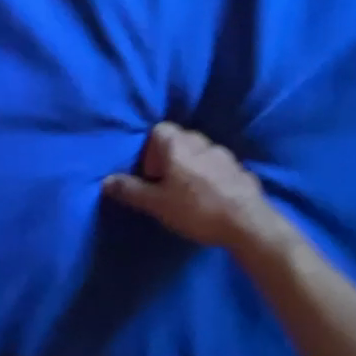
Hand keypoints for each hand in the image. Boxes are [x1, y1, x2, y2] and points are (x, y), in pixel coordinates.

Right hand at [103, 123, 288, 251]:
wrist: (250, 225)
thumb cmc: (196, 209)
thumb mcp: (156, 204)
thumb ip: (130, 190)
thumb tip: (105, 181)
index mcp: (177, 143)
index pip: (158, 130)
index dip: (151, 151)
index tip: (151, 176)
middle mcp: (201, 142)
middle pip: (180, 140)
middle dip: (171, 157)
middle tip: (167, 184)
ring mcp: (226, 156)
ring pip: (202, 154)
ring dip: (194, 167)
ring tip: (190, 192)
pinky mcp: (244, 173)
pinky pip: (221, 170)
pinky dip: (214, 179)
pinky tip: (214, 200)